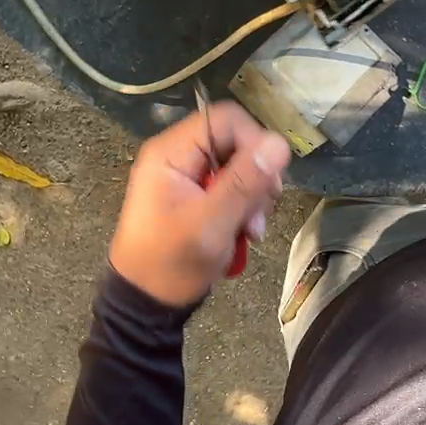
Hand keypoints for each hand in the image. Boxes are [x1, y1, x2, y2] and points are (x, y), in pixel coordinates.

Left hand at [108, 101, 292, 306]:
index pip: (226, 120)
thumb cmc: (171, 265)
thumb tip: (279, 143)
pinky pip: (231, 188)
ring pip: (238, 166)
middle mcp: (177, 156)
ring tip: (250, 231)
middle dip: (255, 177)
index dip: (255, 143)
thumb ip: (244, 182)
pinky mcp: (194, 196)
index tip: (268, 181)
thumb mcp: (211, 225)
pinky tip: (243, 234)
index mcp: (171, 153)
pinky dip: (243, 209)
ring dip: (252, 198)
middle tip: (259, 214)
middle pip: (235, 142)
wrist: (145, 304)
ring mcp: (185, 176)